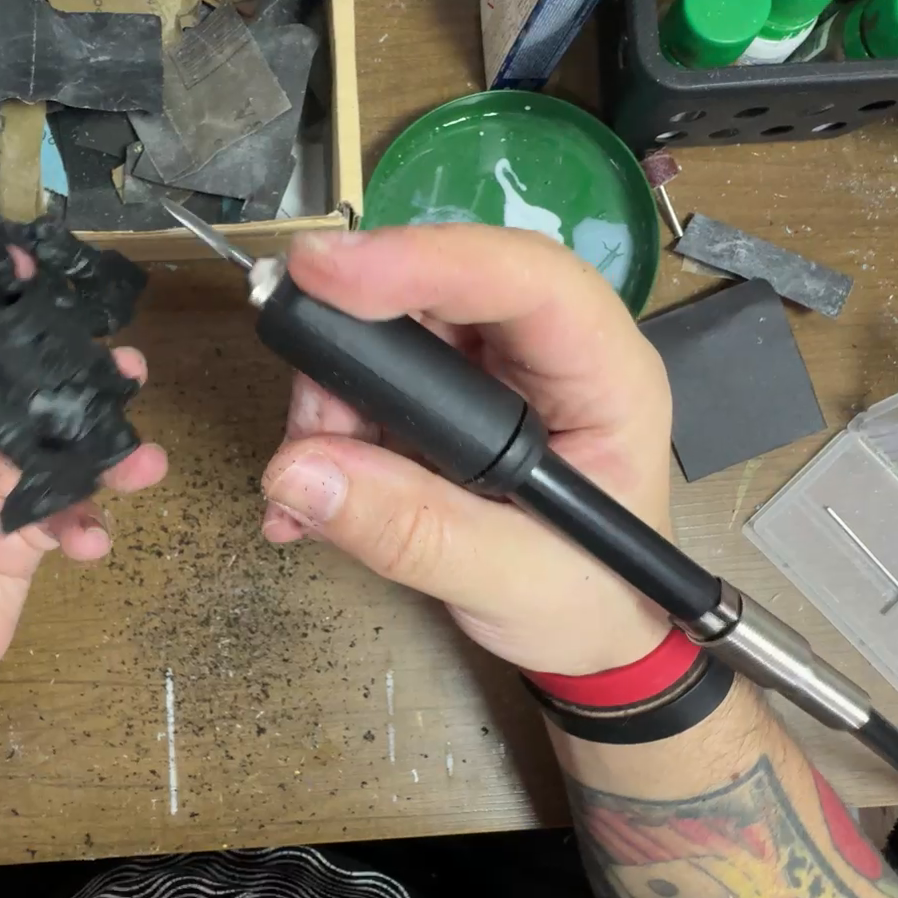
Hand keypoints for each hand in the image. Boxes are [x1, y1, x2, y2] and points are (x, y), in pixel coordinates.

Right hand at [260, 226, 673, 675]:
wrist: (585, 634)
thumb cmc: (586, 603)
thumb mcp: (508, 579)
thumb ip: (411, 530)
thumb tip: (295, 471)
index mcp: (603, 375)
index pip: (524, 279)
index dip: (425, 262)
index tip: (321, 274)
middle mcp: (543, 356)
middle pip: (435, 300)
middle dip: (353, 357)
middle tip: (305, 433)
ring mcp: (488, 378)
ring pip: (388, 341)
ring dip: (329, 405)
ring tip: (304, 489)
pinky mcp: (443, 410)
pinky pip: (368, 391)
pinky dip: (325, 436)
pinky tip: (307, 496)